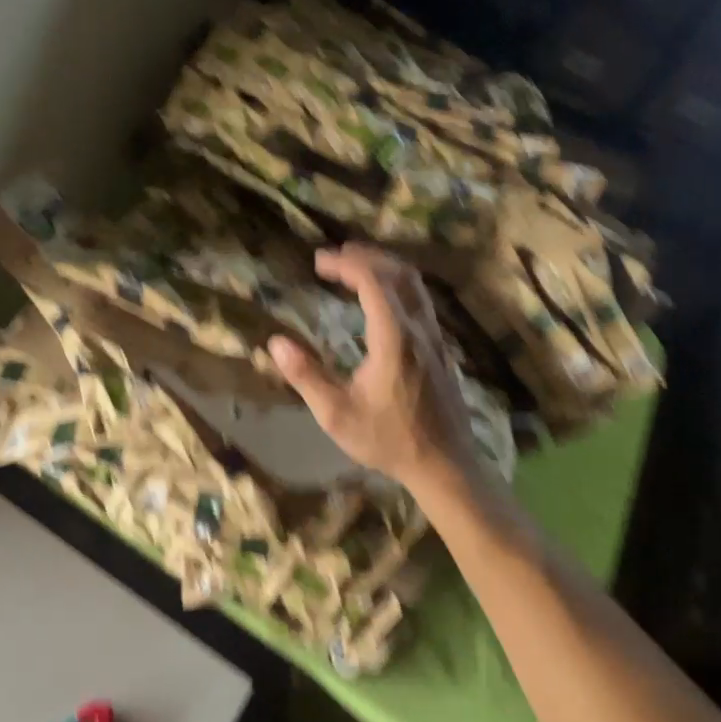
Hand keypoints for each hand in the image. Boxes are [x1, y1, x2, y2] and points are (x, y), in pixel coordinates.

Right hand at [269, 244, 481, 496]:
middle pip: (399, 273)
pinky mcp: (441, 349)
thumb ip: (306, 376)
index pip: (372, 282)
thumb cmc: (388, 440)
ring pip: (415, 286)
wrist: (444, 464)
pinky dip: (398, 287)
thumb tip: (276, 343)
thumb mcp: (337, 414)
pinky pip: (421, 301)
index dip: (345, 264)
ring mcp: (435, 338)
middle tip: (336, 257)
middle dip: (367, 257)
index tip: (318, 262)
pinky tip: (382, 302)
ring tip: (356, 269)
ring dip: (386, 269)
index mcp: (394, 338)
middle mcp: (419, 329)